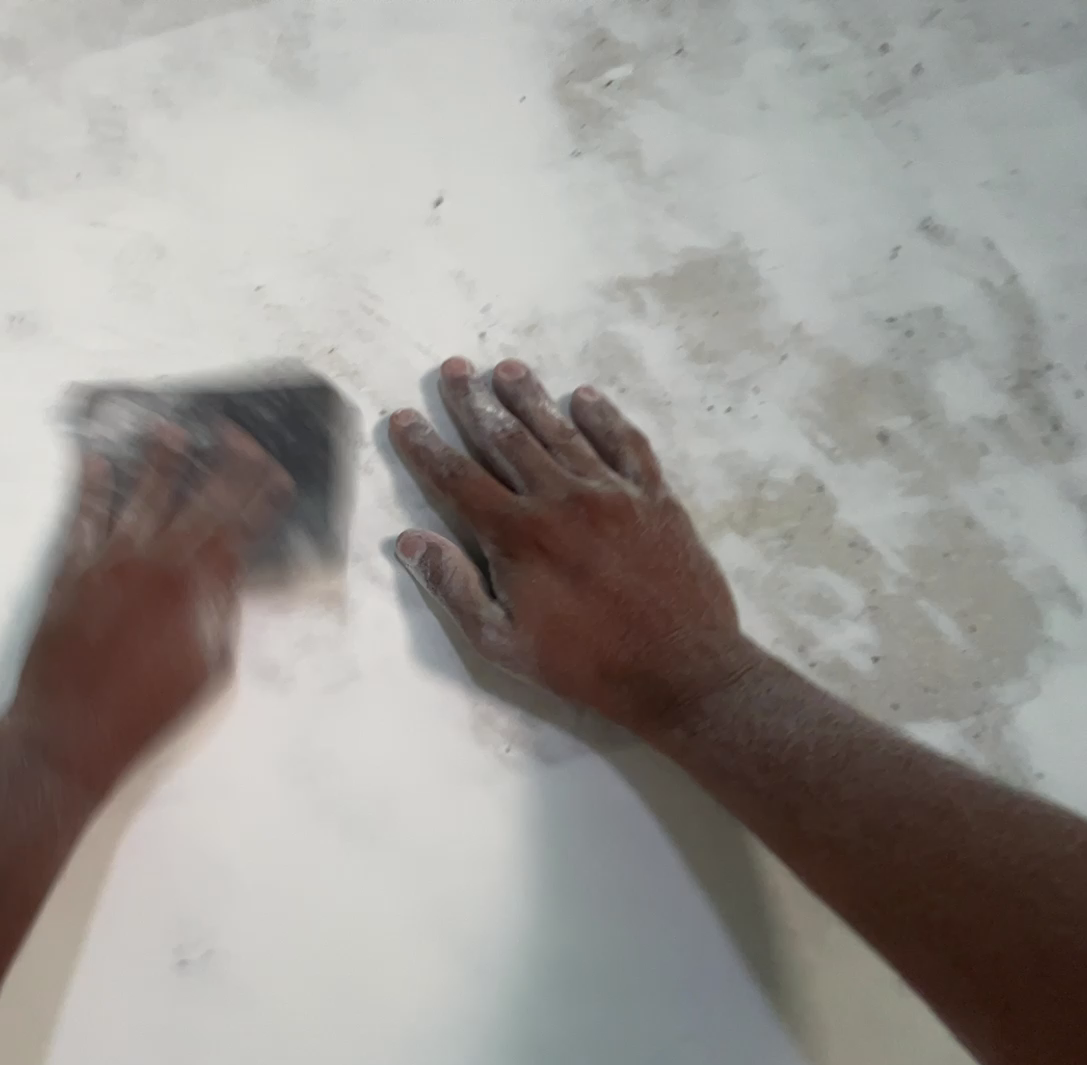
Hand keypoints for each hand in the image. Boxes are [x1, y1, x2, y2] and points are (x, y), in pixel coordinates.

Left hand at [9, 424, 292, 792]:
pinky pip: (82, 517)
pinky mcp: (70, 569)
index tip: (274, 470)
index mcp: (196, 590)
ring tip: (169, 430)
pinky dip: (89, 487)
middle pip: (199, 504)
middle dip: (223, 467)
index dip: (259, 497)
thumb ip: (221, 612)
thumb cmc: (148, 709)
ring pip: (141, 498)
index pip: (238, 530)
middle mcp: (157, 562)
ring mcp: (109, 560)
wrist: (70, 732)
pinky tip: (94, 462)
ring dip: (158, 463)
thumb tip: (229, 570)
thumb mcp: (208, 669)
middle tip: (235, 434)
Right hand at [388, 358, 757, 732]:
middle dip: (474, 402)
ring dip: (530, 397)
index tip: (404, 418)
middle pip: (507, 439)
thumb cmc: (582, 664)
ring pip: (561, 432)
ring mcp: (612, 494)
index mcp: (519, 535)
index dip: (425, 447)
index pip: (458, 479)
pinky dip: (604, 418)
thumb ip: (453, 586)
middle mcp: (561, 500)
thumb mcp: (500, 641)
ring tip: (506, 368)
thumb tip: (409, 540)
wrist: (683, 673)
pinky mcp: (654, 498)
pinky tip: (585, 396)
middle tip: (454, 369)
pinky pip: (626, 445)